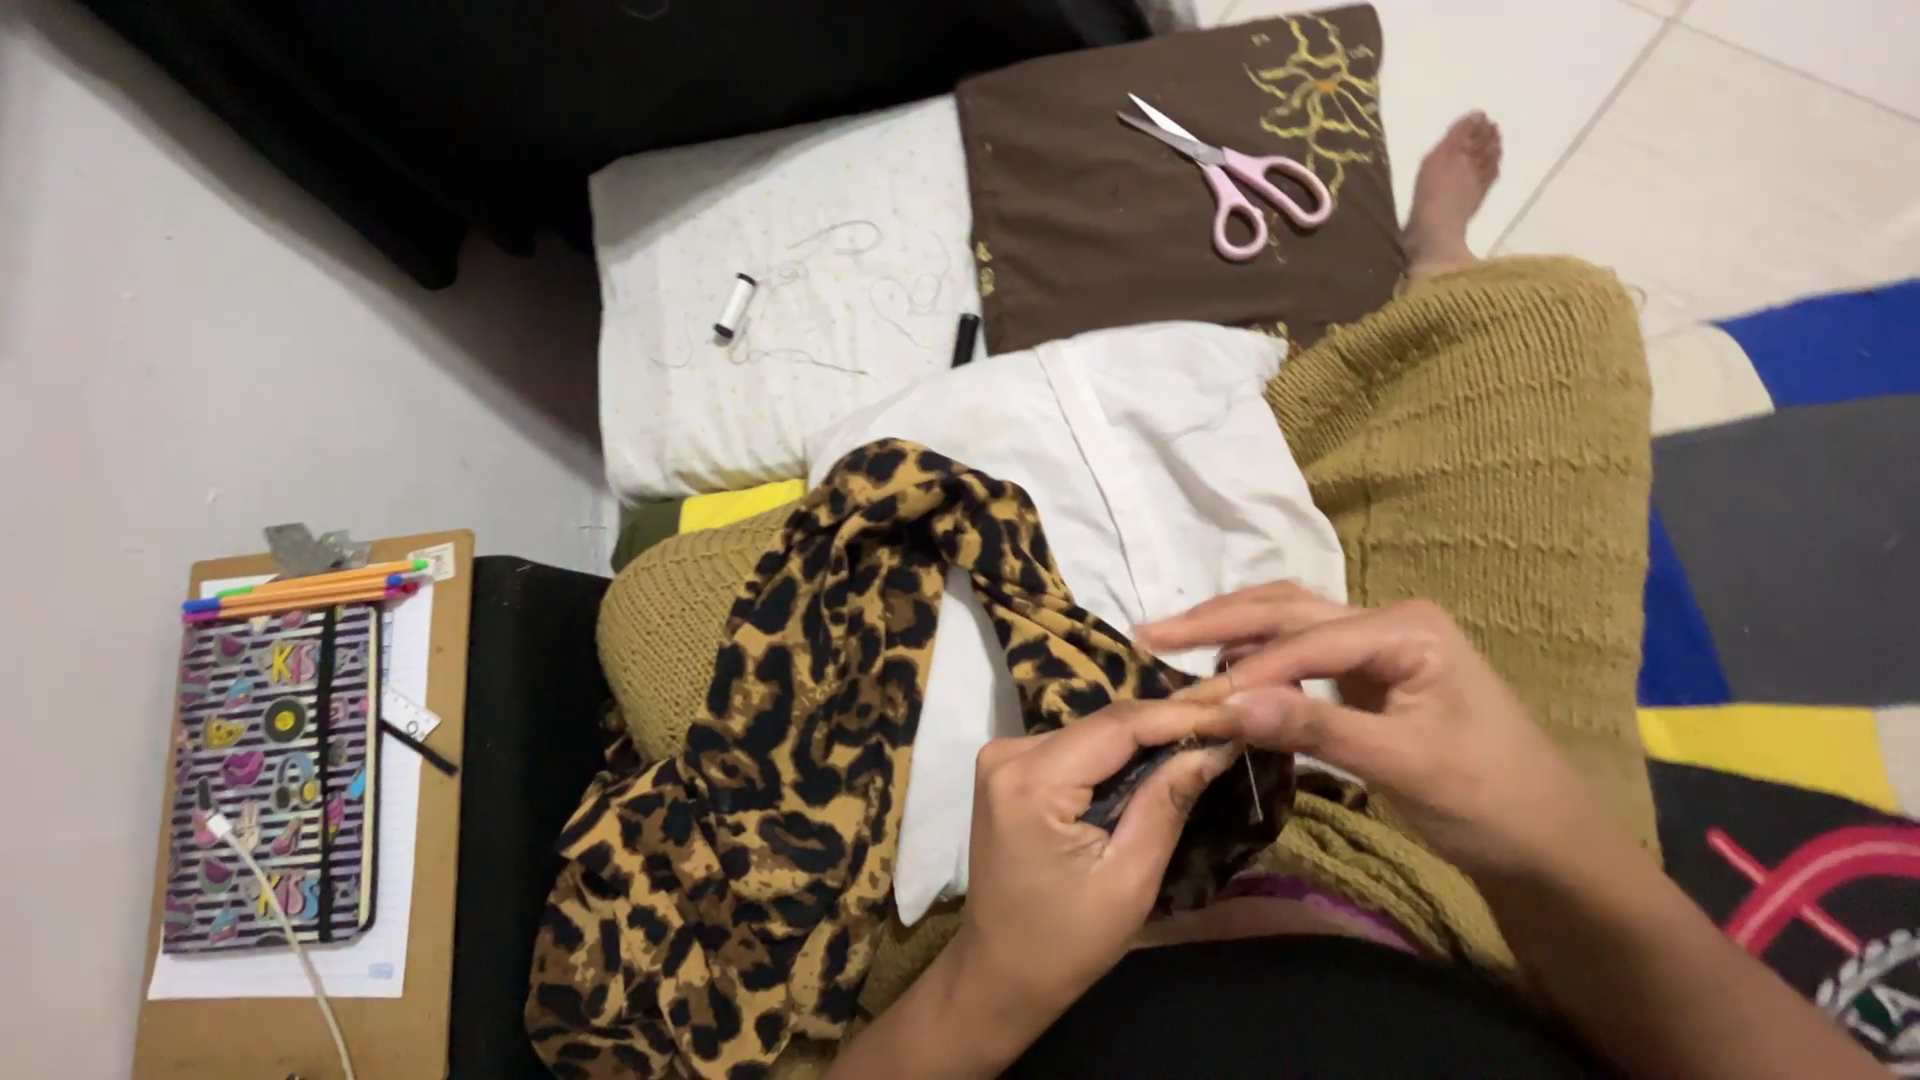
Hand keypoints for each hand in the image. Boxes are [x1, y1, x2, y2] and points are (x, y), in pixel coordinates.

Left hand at [955, 700, 1241, 1014]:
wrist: (1002, 970)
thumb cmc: (1067, 941)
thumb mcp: (1129, 880)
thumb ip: (1166, 804)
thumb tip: (1213, 745)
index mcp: (1030, 781)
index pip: (1117, 724)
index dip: (1181, 715)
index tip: (1236, 713)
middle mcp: (1008, 753)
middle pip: (1105, 724)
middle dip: (1170, 722)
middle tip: (1232, 717)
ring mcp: (1004, 757)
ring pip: (1093, 732)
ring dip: (1147, 737)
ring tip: (1207, 732)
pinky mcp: (1010, 769)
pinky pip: (1077, 748)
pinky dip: (1118, 754)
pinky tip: (1160, 756)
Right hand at [1139, 583, 1616, 878]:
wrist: (1546, 842)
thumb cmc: (1490, 799)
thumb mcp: (1403, 764)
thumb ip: (1313, 728)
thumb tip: (1226, 707)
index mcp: (1406, 629)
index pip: (1304, 642)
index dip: (1246, 671)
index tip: (1190, 699)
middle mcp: (1386, 620)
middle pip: (1285, 609)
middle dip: (1216, 620)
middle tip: (1150, 633)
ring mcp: (1374, 644)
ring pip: (1286, 621)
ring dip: (1229, 631)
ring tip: (1170, 642)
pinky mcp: (1363, 673)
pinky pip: (1296, 653)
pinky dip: (1253, 658)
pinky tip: (1221, 669)